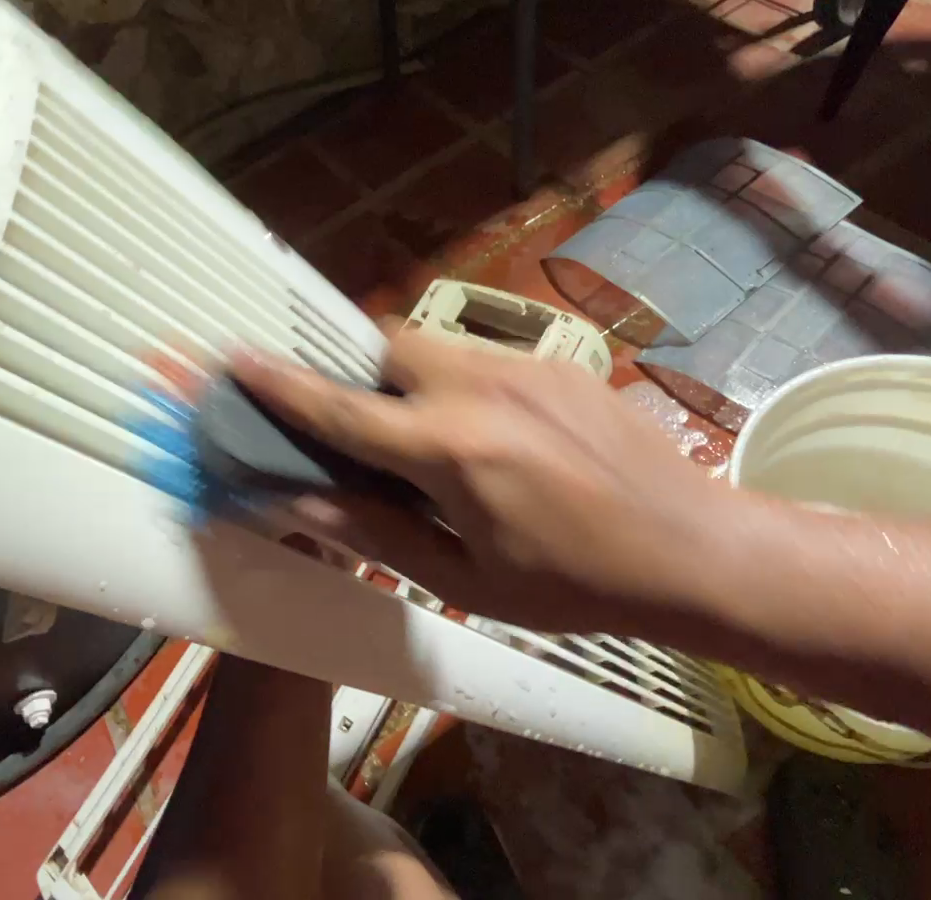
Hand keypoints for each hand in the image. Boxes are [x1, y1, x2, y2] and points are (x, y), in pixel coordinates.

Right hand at [230, 323, 730, 632]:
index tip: (236, 355)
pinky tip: (495, 437)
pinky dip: (460, 385)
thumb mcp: (465, 581)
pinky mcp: (558, 363)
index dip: (280, 384)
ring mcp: (524, 366)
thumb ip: (376, 533)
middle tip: (371, 426)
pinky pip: (481, 357)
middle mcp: (480, 389)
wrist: (694, 550)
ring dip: (411, 378)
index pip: (341, 410)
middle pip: (385, 345)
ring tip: (436, 437)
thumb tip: (301, 501)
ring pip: (433, 345)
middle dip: (361, 374)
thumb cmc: (573, 587)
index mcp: (450, 452)